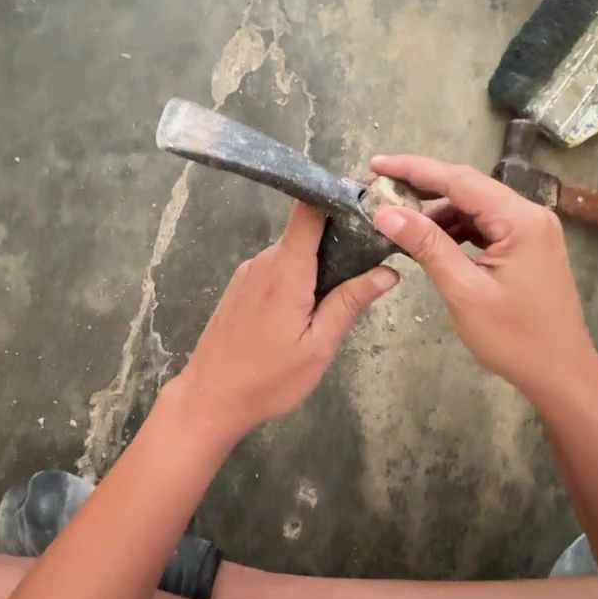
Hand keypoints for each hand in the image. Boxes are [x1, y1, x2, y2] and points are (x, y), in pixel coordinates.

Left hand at [176, 202, 399, 436]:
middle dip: (338, 240)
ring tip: (344, 290)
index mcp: (285, 270)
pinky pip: (276, 269)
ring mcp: (248, 273)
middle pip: (305, 232)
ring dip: (317, 264)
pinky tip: (308, 306)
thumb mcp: (319, 346)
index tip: (368, 206)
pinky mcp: (240, 288)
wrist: (209, 398)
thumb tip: (388, 272)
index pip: (308, 210)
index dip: (337, 199)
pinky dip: (297, 277)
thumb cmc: (268, 378)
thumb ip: (350, 303)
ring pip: (291, 253)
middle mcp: (264, 261)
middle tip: (371, 260)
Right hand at [368, 155, 597, 399]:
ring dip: (436, 211)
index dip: (414, 169)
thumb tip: (385, 213)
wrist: (561, 375)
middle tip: (379, 187)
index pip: (459, 180)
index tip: (375, 165)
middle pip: (467, 187)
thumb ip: (427, 246)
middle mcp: (530, 215)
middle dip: (422, 185)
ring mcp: (530, 231)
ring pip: (474, 207)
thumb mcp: (464, 291)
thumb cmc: (515, 338)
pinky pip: (484, 226)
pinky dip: (454, 229)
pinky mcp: (526, 248)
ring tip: (397, 219)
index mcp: (520, 220)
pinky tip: (429, 240)